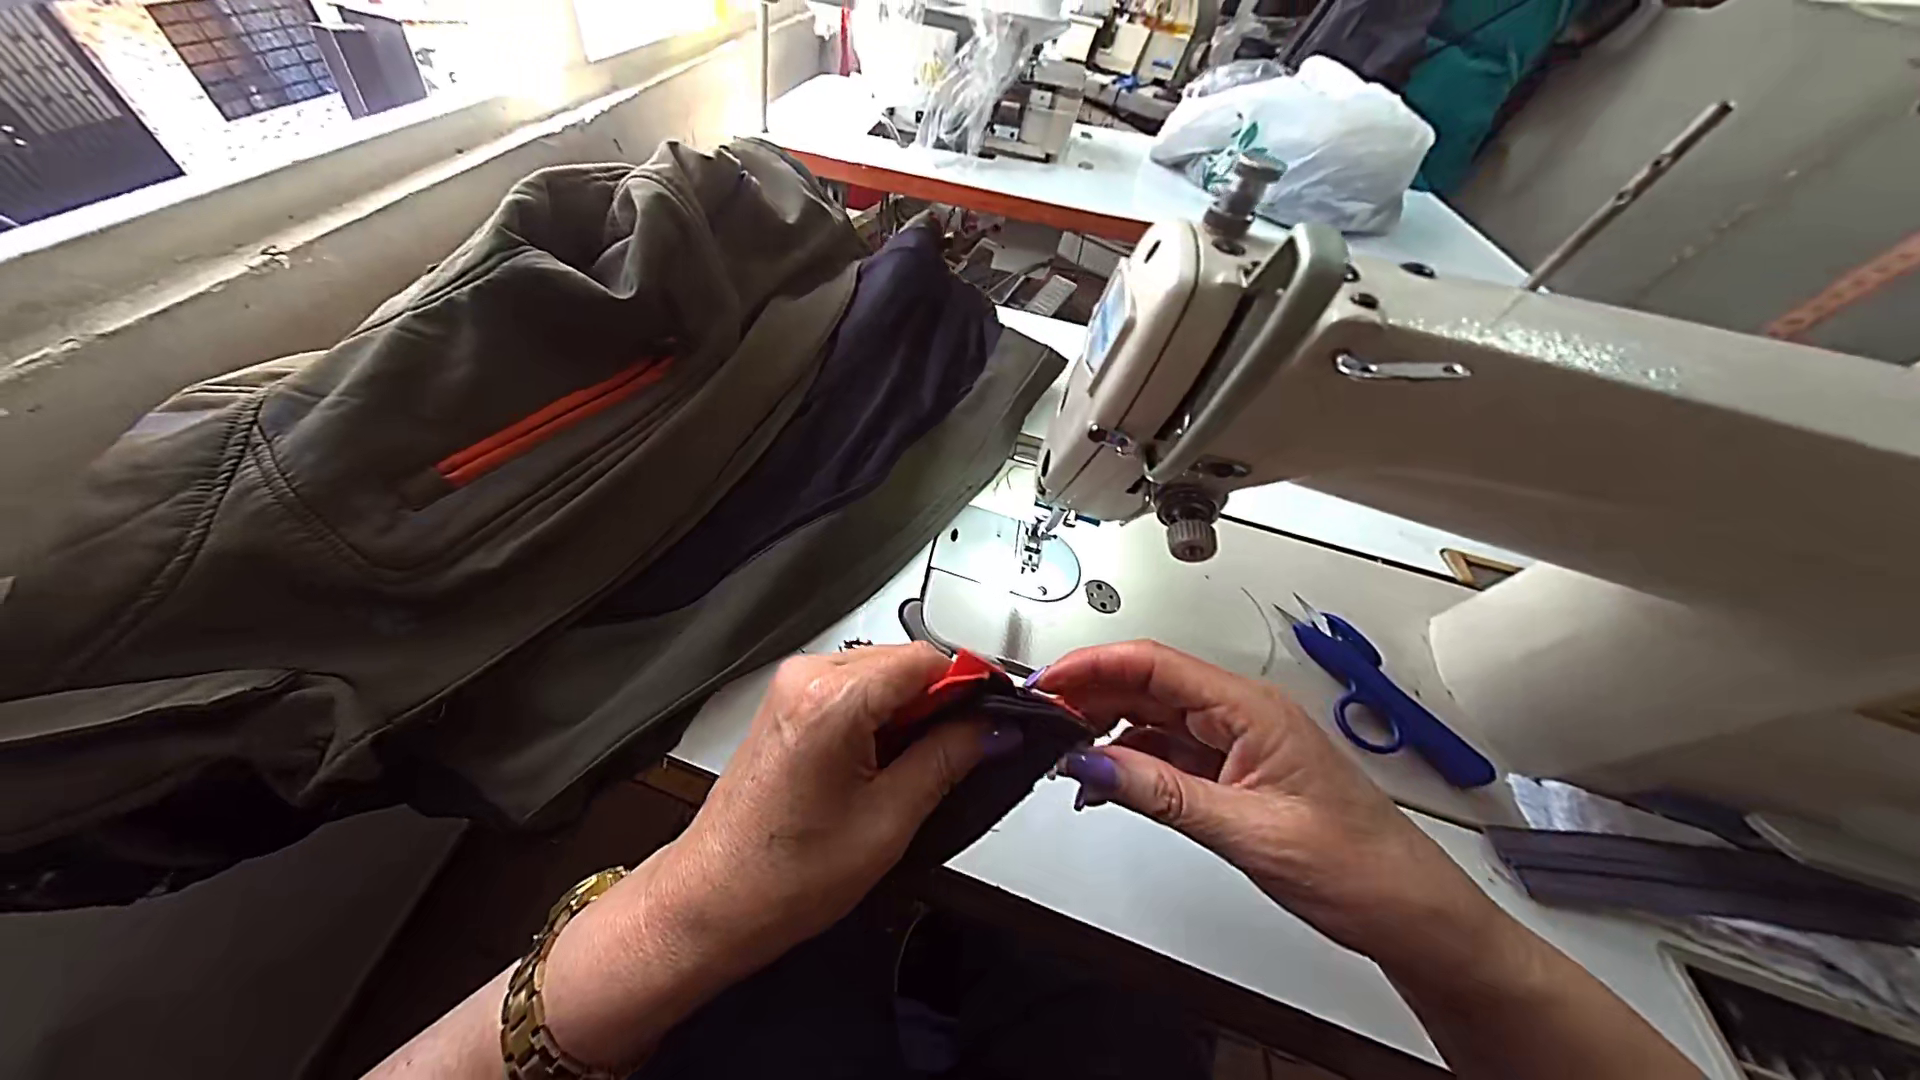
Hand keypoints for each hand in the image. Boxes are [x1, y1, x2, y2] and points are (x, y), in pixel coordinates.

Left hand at [659, 642, 1015, 960]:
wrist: (711, 899)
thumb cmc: (777, 876)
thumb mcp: (889, 819)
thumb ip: (949, 758)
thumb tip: (990, 727)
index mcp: (830, 701)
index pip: (928, 659)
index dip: (970, 685)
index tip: (993, 713)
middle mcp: (806, 678)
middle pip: (906, 660)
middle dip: (942, 700)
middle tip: (963, 747)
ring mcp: (794, 685)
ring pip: (884, 672)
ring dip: (912, 708)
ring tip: (917, 763)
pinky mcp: (791, 699)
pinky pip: (857, 685)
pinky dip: (884, 711)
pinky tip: (886, 755)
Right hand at [1039, 640, 1505, 968]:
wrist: (1412, 915)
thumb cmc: (1360, 866)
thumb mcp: (1247, 831)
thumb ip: (1159, 793)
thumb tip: (1091, 764)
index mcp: (1249, 707)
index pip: (1153, 664)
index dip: (1093, 666)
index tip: (1050, 682)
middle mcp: (1237, 712)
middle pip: (1144, 682)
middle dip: (1089, 694)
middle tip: (1046, 719)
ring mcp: (1230, 738)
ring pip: (1148, 713)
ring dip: (1103, 728)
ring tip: (1066, 751)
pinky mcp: (1226, 765)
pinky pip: (1161, 747)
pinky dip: (1126, 758)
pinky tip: (1105, 779)